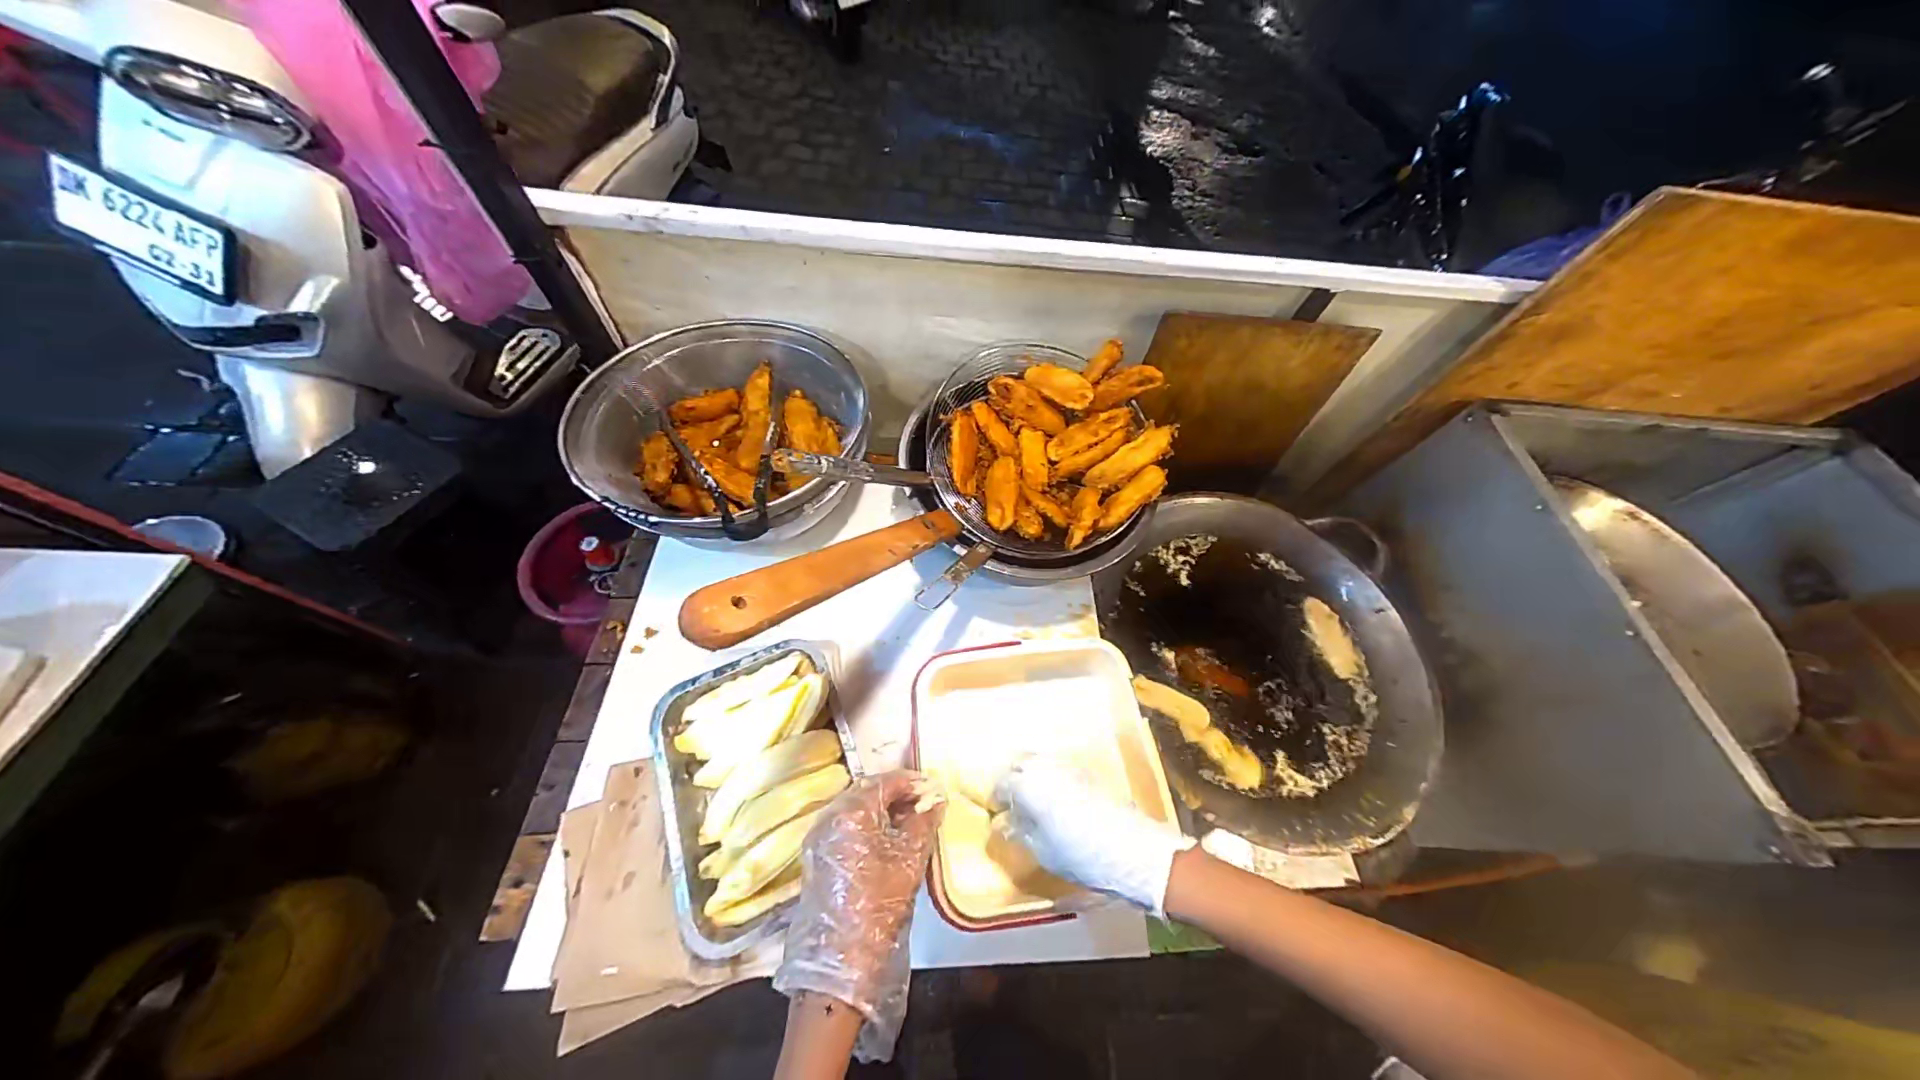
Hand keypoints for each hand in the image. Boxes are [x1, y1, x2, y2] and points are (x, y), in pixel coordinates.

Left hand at [772, 771, 942, 1061]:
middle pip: (867, 791)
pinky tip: (888, 837)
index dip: (913, 782)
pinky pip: (846, 826)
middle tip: (925, 802)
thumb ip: (923, 822)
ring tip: (911, 819)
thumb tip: (935, 799)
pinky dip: (868, 824)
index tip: (934, 788)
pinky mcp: (816, 856)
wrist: (839, 960)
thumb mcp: (909, 860)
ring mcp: (818, 836)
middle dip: (897, 793)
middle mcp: (828, 817)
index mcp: (850, 812)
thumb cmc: (877, 905)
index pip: (885, 781)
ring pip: (855, 808)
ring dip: (882, 808)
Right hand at [994, 757, 1193, 917]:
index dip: (997, 799)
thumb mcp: (1042, 852)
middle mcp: (1046, 768)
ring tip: (1035, 800)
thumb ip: (1020, 832)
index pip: (1001, 784)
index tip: (997, 813)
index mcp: (1028, 786)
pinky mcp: (1089, 773)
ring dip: (1033, 776)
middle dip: (1013, 779)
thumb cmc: (1081, 856)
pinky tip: (1057, 799)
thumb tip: (1004, 823)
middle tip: (1013, 803)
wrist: (1133, 851)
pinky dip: (1052, 778)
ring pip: (1041, 762)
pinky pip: (1060, 769)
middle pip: (1020, 764)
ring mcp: (1070, 767)